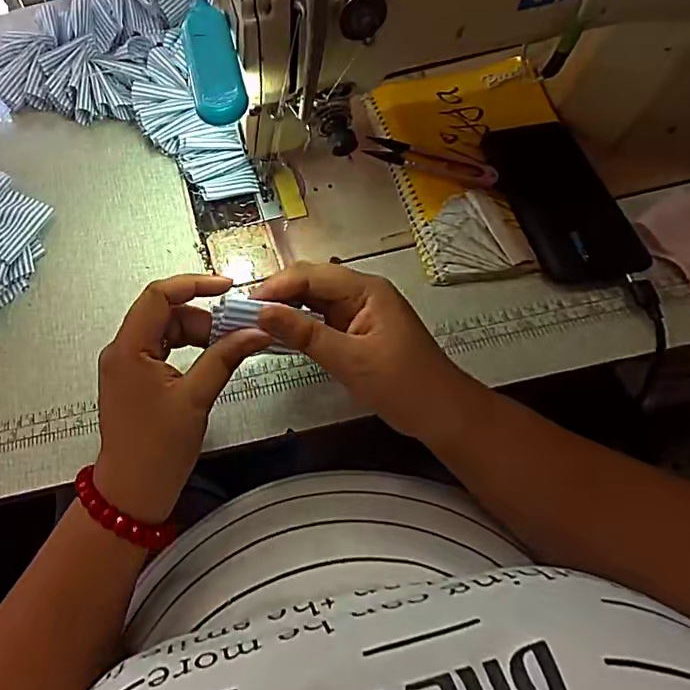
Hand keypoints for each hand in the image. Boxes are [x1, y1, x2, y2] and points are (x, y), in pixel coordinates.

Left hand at [93, 275, 271, 523]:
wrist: (131, 494)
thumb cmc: (155, 452)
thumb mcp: (196, 398)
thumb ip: (224, 358)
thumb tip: (253, 333)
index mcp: (128, 349)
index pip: (159, 295)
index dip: (194, 284)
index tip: (224, 286)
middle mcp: (121, 351)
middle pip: (164, 312)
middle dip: (201, 317)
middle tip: (235, 329)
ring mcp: (125, 365)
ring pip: (165, 330)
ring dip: (197, 334)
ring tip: (227, 347)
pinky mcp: (134, 378)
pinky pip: (162, 348)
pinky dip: (187, 349)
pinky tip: (210, 359)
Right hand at [249, 262, 487, 443]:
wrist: (444, 414)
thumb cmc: (405, 385)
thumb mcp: (350, 360)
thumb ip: (304, 334)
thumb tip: (263, 312)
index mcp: (366, 289)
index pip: (311, 275)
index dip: (277, 286)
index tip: (247, 305)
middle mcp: (362, 292)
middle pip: (311, 281)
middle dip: (278, 293)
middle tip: (245, 314)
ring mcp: (360, 310)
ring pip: (314, 299)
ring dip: (286, 307)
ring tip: (255, 321)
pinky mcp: (357, 328)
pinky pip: (321, 317)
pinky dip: (300, 323)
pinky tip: (281, 332)